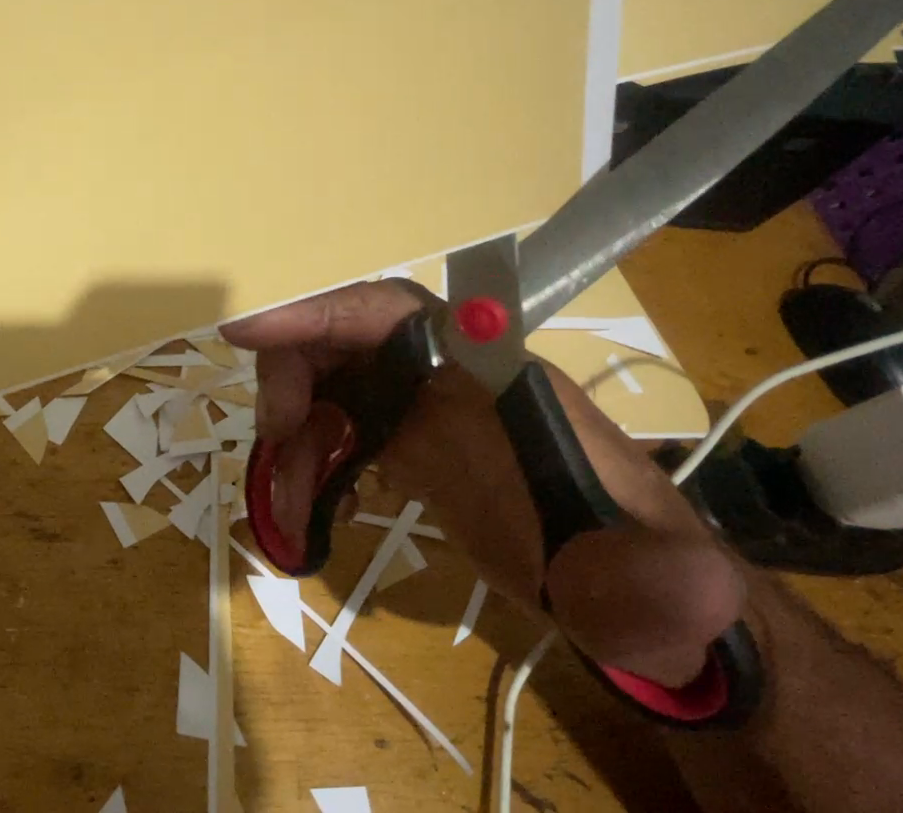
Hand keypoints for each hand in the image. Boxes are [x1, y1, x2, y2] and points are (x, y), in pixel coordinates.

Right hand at [222, 279, 742, 684]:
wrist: (627, 590)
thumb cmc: (636, 572)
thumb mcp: (644, 580)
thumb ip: (648, 583)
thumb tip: (652, 577)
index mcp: (492, 375)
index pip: (393, 314)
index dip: (319, 313)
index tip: (250, 329)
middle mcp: (445, 374)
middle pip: (338, 344)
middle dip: (291, 384)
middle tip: (279, 443)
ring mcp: (421, 407)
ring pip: (325, 392)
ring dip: (294, 445)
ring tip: (290, 514)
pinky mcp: (408, 443)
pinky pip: (336, 431)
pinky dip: (310, 467)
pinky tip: (311, 513)